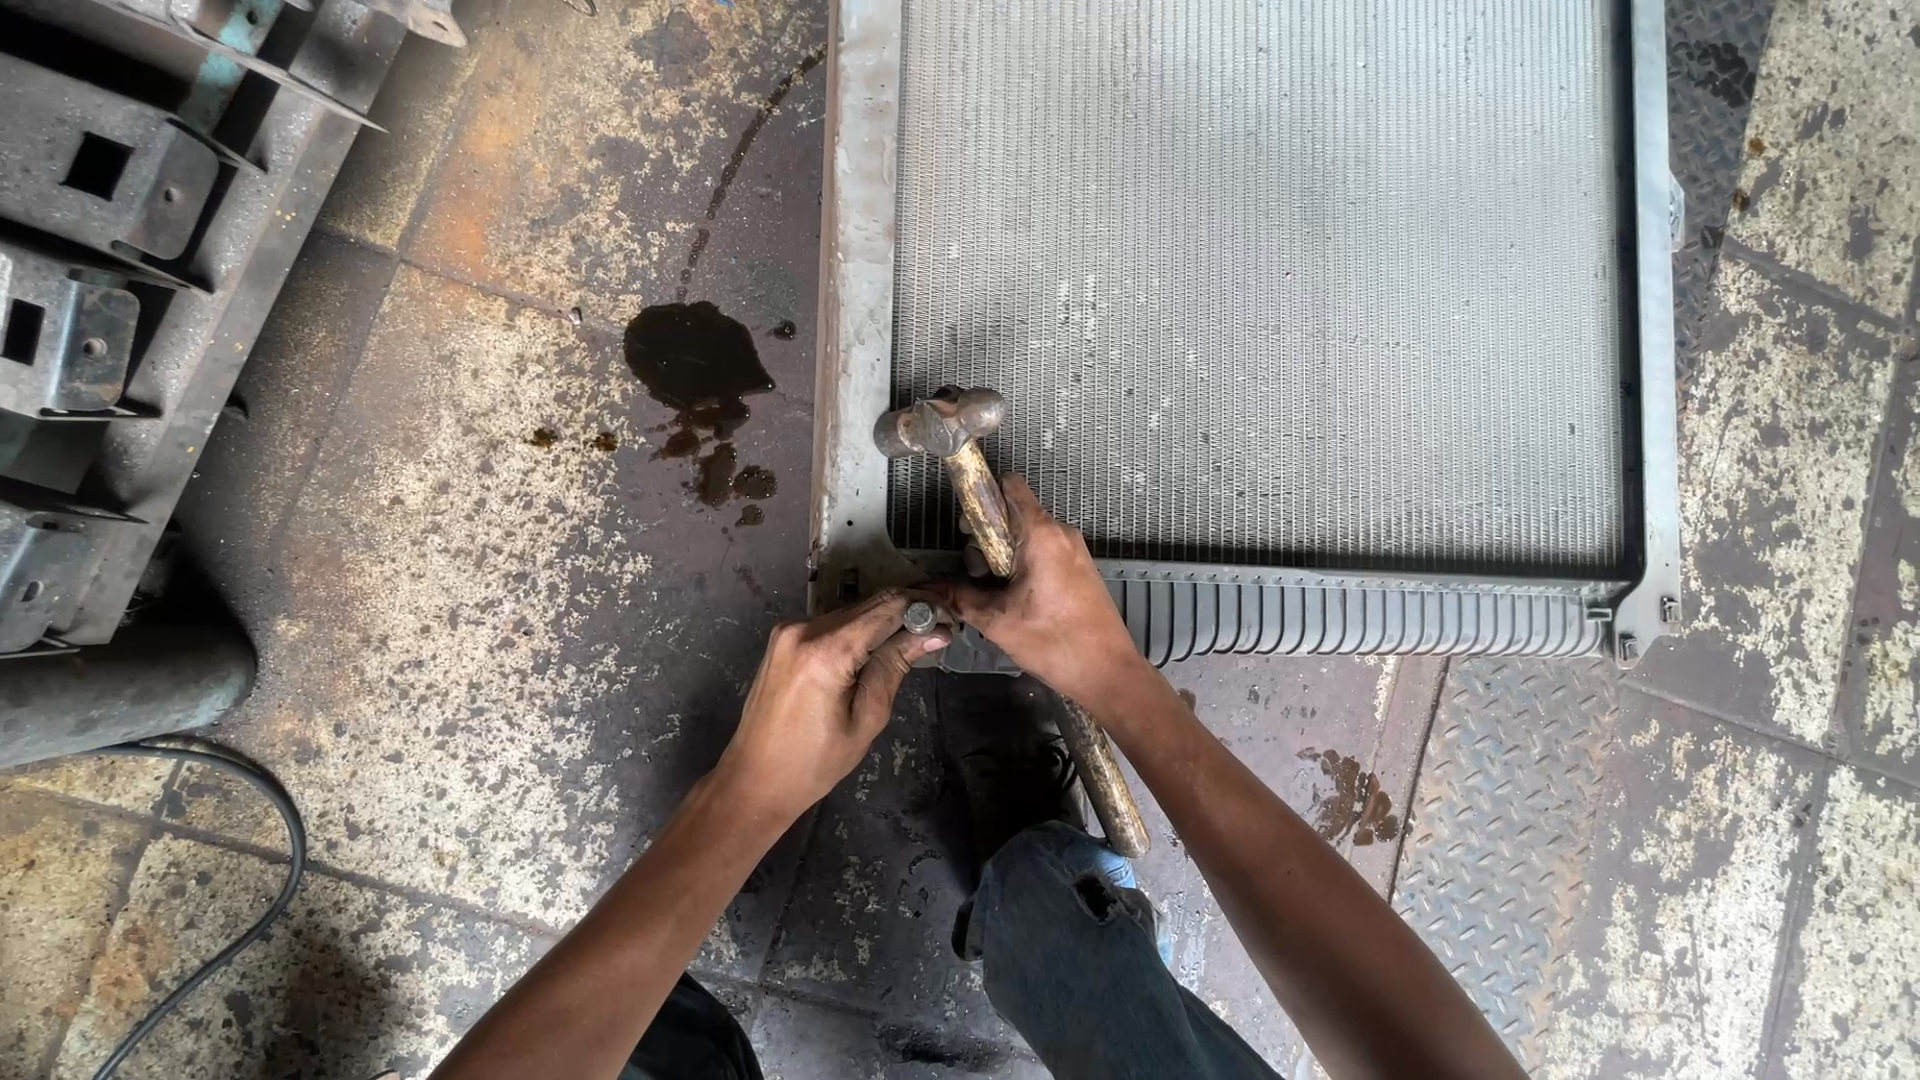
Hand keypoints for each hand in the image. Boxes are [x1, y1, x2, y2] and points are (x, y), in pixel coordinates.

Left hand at [714, 590, 947, 820]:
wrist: (753, 780)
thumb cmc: (814, 763)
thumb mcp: (867, 718)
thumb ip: (895, 665)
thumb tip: (936, 632)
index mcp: (825, 650)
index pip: (888, 607)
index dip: (924, 607)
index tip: (951, 619)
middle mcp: (804, 628)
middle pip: (870, 604)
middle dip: (909, 612)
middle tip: (941, 630)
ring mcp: (789, 630)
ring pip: (852, 612)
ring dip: (885, 622)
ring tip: (915, 641)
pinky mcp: (783, 638)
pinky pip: (832, 624)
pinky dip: (859, 631)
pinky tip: (878, 648)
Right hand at [929, 475, 1145, 705]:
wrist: (1107, 672)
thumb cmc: (1056, 644)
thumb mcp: (998, 622)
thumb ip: (961, 597)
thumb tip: (932, 589)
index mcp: (1042, 535)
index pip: (1009, 486)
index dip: (982, 497)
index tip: (966, 527)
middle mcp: (1061, 532)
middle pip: (1014, 512)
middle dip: (988, 537)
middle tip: (977, 572)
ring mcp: (1074, 548)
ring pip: (1027, 534)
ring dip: (1004, 555)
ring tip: (995, 591)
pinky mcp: (1079, 566)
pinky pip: (1043, 550)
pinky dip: (1023, 564)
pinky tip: (1016, 597)